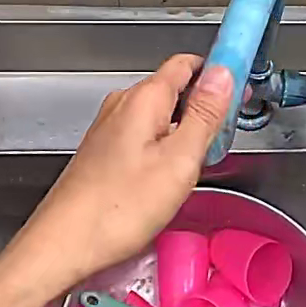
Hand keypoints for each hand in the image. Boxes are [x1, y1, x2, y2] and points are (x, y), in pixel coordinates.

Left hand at [0, 55, 234, 306]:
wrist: (64, 243)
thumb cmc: (118, 208)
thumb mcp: (179, 160)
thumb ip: (204, 114)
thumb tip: (223, 74)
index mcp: (143, 99)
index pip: (186, 63)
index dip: (217, 70)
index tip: (241, 86)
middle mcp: (122, 105)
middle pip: (173, 87)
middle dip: (203, 105)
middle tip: (225, 135)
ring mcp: (110, 127)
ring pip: (160, 113)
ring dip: (185, 127)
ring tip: (200, 160)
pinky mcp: (105, 150)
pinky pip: (144, 133)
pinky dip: (165, 144)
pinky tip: (171, 173)